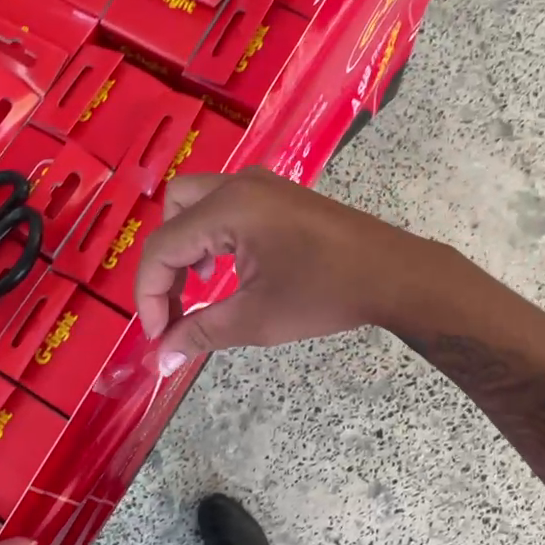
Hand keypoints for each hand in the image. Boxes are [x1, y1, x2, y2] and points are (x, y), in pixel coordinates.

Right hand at [136, 169, 439, 372]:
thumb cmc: (325, 295)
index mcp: (228, 209)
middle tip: (174, 305)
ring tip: (198, 287)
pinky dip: (210, 234)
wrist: (394, 274)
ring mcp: (260, 185)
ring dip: (185, 246)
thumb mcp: (255, 320)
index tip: (159, 335)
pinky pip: (222, 205)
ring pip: (195, 203)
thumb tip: (159, 359)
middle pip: (171, 213)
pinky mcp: (276, 194)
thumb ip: (199, 334)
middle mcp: (238, 185)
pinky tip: (226, 268)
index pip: (162, 247)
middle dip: (163, 262)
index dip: (149, 295)